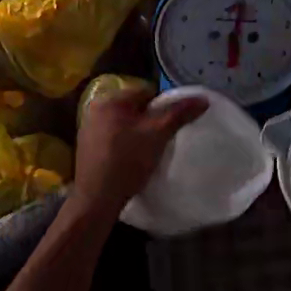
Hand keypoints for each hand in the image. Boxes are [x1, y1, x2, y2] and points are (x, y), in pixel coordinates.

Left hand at [71, 88, 207, 212]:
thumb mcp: (158, 134)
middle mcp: (95, 109)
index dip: (163, 107)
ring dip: (138, 133)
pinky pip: (113, 138)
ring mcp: (88, 129)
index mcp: (110, 100)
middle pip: (135, 108)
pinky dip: (125, 144)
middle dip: (150, 121)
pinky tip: (131, 160)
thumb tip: (203, 99)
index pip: (147, 92)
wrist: (97, 198)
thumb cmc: (128, 161)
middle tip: (162, 139)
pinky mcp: (87, 148)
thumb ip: (179, 114)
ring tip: (149, 151)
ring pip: (124, 124)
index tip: (170, 126)